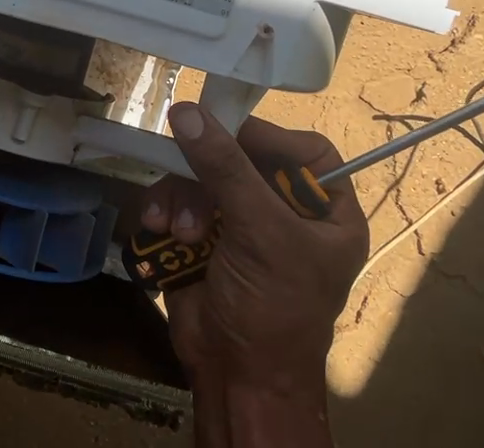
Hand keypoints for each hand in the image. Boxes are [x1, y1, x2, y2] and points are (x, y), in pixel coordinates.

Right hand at [139, 104, 367, 445]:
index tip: (226, 135)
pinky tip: (159, 228)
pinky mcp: (198, 233)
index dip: (267, 138)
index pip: (303, 151)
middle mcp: (283, 212)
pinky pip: (174, 198)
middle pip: (239, 157)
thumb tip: (186, 111)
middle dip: (207, 175)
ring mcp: (237, 222)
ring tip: (176, 228)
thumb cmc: (274, 307)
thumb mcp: (259, 232)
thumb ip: (225, 169)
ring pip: (199, 175)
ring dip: (180, 195)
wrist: (235, 372)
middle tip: (187, 183)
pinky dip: (163, 209)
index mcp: (324, 213)